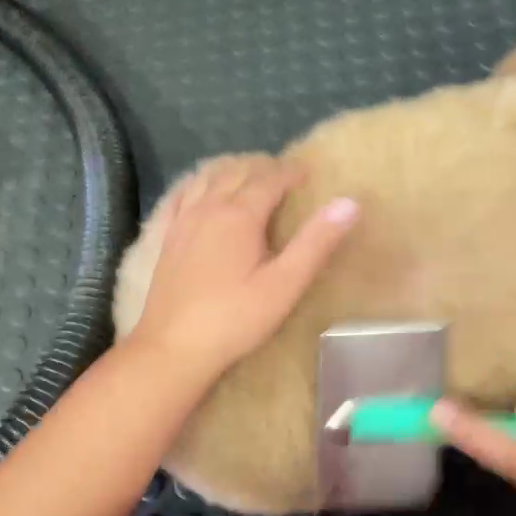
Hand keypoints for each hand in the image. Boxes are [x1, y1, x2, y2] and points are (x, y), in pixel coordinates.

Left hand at [128, 155, 357, 380]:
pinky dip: (196, 184)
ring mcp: (182, 221)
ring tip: (247, 176)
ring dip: (230, 171)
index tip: (307, 173)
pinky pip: (180, 196)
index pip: (269, 180)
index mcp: (239, 215)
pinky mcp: (166, 238)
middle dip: (262, 168)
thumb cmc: (234, 319)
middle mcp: (208, 208)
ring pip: (206, 179)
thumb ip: (315, 242)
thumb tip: (349, 202)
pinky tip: (198, 189)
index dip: (290, 173)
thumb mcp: (284, 285)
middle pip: (236, 173)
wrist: (173, 347)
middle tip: (283, 174)